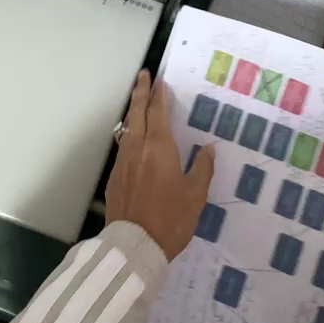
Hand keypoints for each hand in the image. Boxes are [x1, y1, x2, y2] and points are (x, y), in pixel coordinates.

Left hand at [106, 71, 214, 259]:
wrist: (135, 246)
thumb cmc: (170, 219)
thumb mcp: (195, 195)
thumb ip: (202, 168)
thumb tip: (208, 148)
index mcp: (159, 147)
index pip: (157, 112)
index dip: (158, 95)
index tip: (158, 80)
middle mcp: (137, 148)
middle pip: (136, 113)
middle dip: (141, 92)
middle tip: (143, 76)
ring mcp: (123, 162)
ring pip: (127, 128)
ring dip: (133, 112)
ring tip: (139, 103)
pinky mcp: (115, 177)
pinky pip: (123, 146)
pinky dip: (129, 133)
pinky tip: (134, 139)